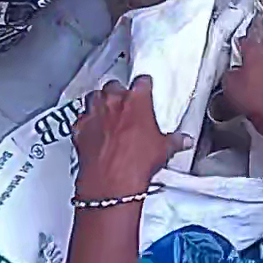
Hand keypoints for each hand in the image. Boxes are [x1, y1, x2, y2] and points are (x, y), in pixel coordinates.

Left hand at [72, 76, 191, 200]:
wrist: (111, 181)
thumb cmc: (136, 161)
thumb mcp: (164, 149)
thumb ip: (174, 140)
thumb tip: (183, 140)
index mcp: (137, 100)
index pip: (142, 81)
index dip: (144, 84)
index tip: (145, 88)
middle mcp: (113, 101)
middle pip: (114, 85)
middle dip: (118, 92)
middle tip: (125, 104)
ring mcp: (94, 113)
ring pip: (93, 97)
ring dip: (99, 102)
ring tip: (106, 111)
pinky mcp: (79, 128)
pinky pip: (80, 118)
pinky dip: (85, 122)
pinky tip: (92, 130)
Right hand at [223, 40, 262, 129]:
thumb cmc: (255, 99)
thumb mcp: (230, 85)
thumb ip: (229, 73)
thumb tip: (231, 73)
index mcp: (255, 48)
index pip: (243, 42)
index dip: (236, 48)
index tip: (233, 54)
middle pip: (259, 48)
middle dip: (251, 56)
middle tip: (242, 66)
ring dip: (262, 65)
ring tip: (253, 78)